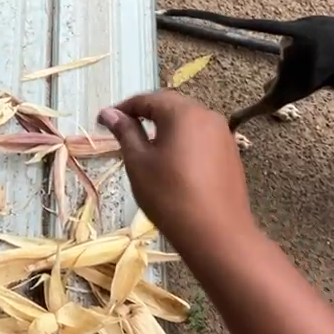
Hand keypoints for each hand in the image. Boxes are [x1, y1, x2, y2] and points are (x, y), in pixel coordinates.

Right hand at [98, 92, 256, 263]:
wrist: (216, 233)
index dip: (123, 108)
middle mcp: (207, 116)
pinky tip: (170, 160)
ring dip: (164, 126)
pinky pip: (200, 136)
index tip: (103, 121)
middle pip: (170, 105)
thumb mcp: (138, 162)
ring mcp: (223, 134)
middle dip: (144, 113)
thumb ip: (125, 132)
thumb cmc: (169, 195)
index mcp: (183, 113)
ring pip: (187, 120)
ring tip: (144, 145)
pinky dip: (181, 140)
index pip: (148, 99)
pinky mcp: (230, 153)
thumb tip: (109, 112)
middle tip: (121, 130)